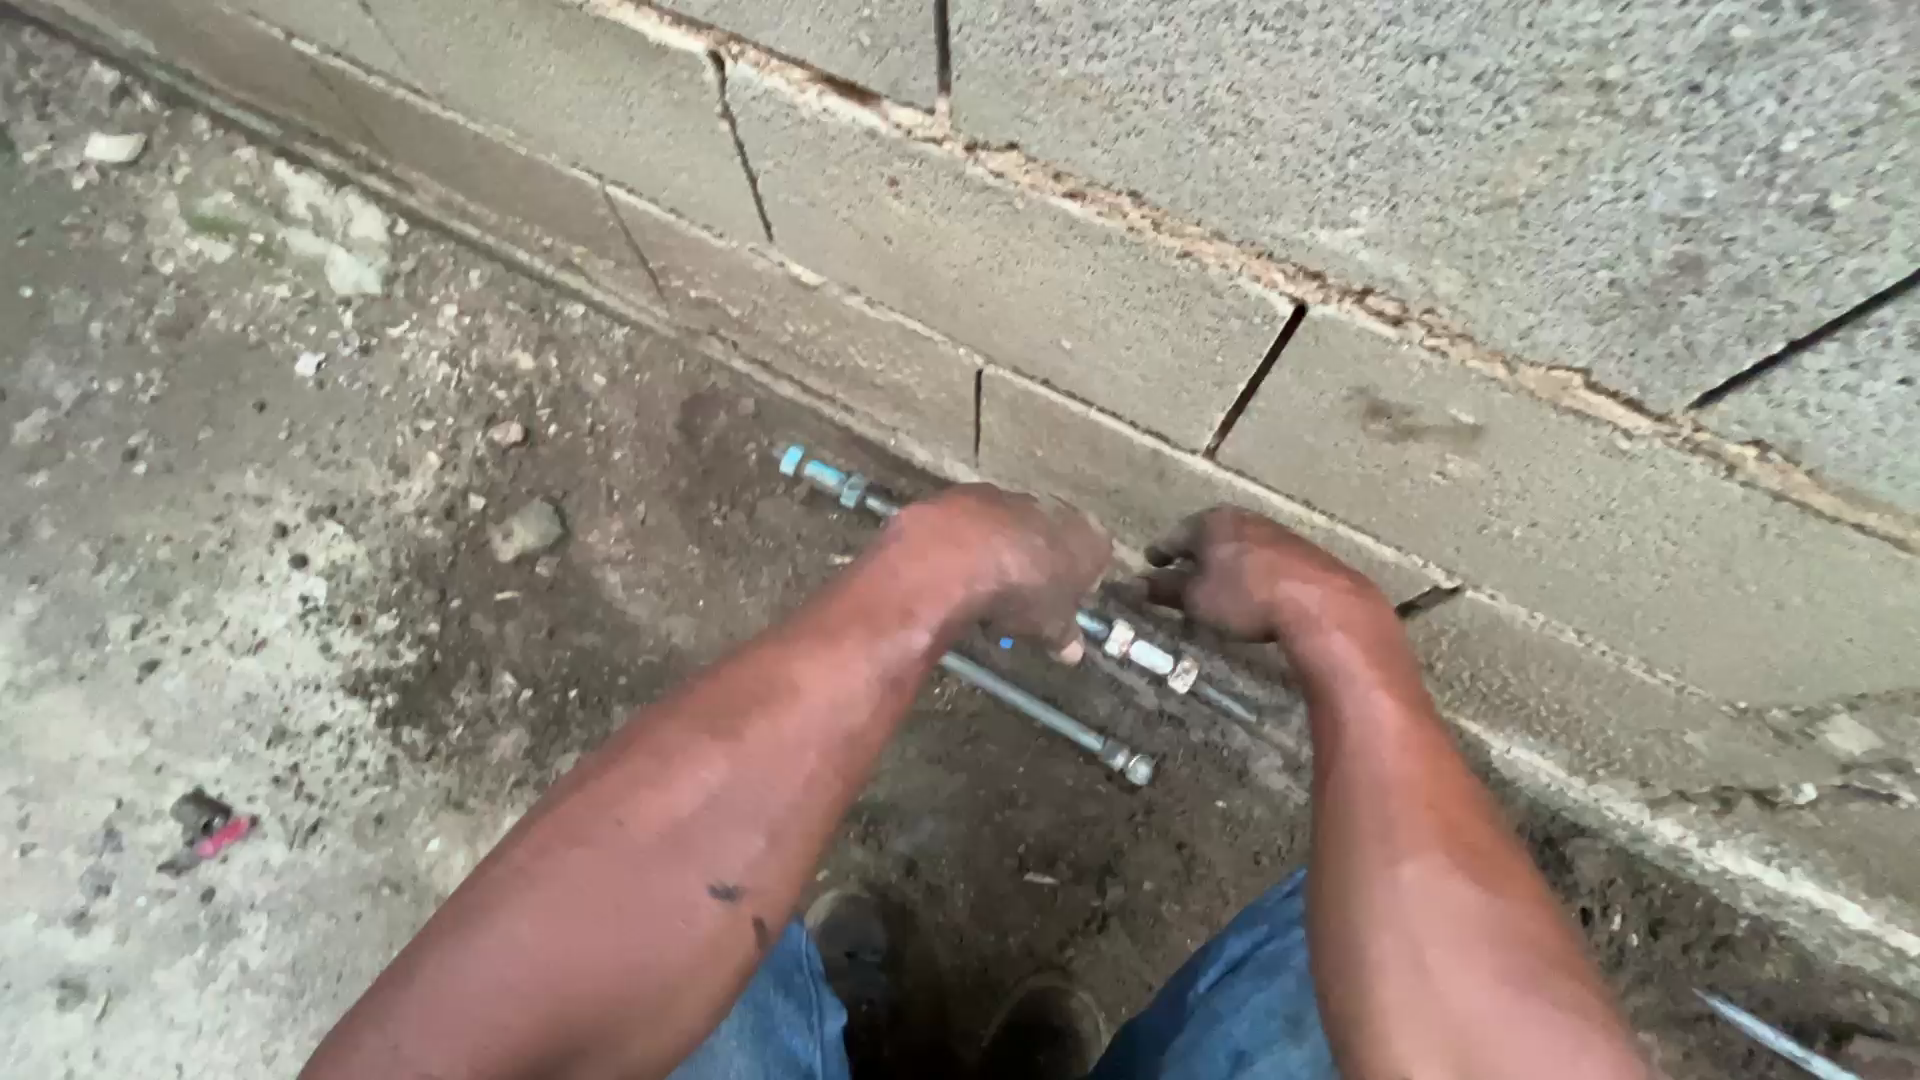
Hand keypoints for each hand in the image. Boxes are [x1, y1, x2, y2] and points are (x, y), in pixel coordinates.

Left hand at [891, 484, 1111, 660]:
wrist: (964, 554)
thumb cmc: (1024, 594)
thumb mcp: (1049, 627)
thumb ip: (1064, 637)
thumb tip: (1074, 653)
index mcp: (1091, 541)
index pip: (1096, 564)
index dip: (1077, 588)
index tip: (1057, 608)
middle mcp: (1061, 510)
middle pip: (1057, 541)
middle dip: (1042, 566)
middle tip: (1020, 599)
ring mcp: (1018, 496)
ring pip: (1019, 527)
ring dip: (1008, 550)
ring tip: (984, 584)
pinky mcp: (977, 491)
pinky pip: (982, 521)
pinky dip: (976, 538)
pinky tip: (960, 563)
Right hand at [1142, 506, 1389, 642]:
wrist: (1319, 603)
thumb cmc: (1244, 596)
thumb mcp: (1195, 598)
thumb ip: (1164, 589)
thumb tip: (1132, 585)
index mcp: (1209, 522)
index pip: (1172, 536)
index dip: (1159, 554)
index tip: (1151, 564)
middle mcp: (1240, 517)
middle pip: (1206, 538)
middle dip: (1193, 558)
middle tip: (1181, 578)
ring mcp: (1273, 531)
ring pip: (1235, 547)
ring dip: (1222, 565)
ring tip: (1215, 589)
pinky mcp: (1300, 551)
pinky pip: (1260, 559)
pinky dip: (1247, 572)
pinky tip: (1249, 592)